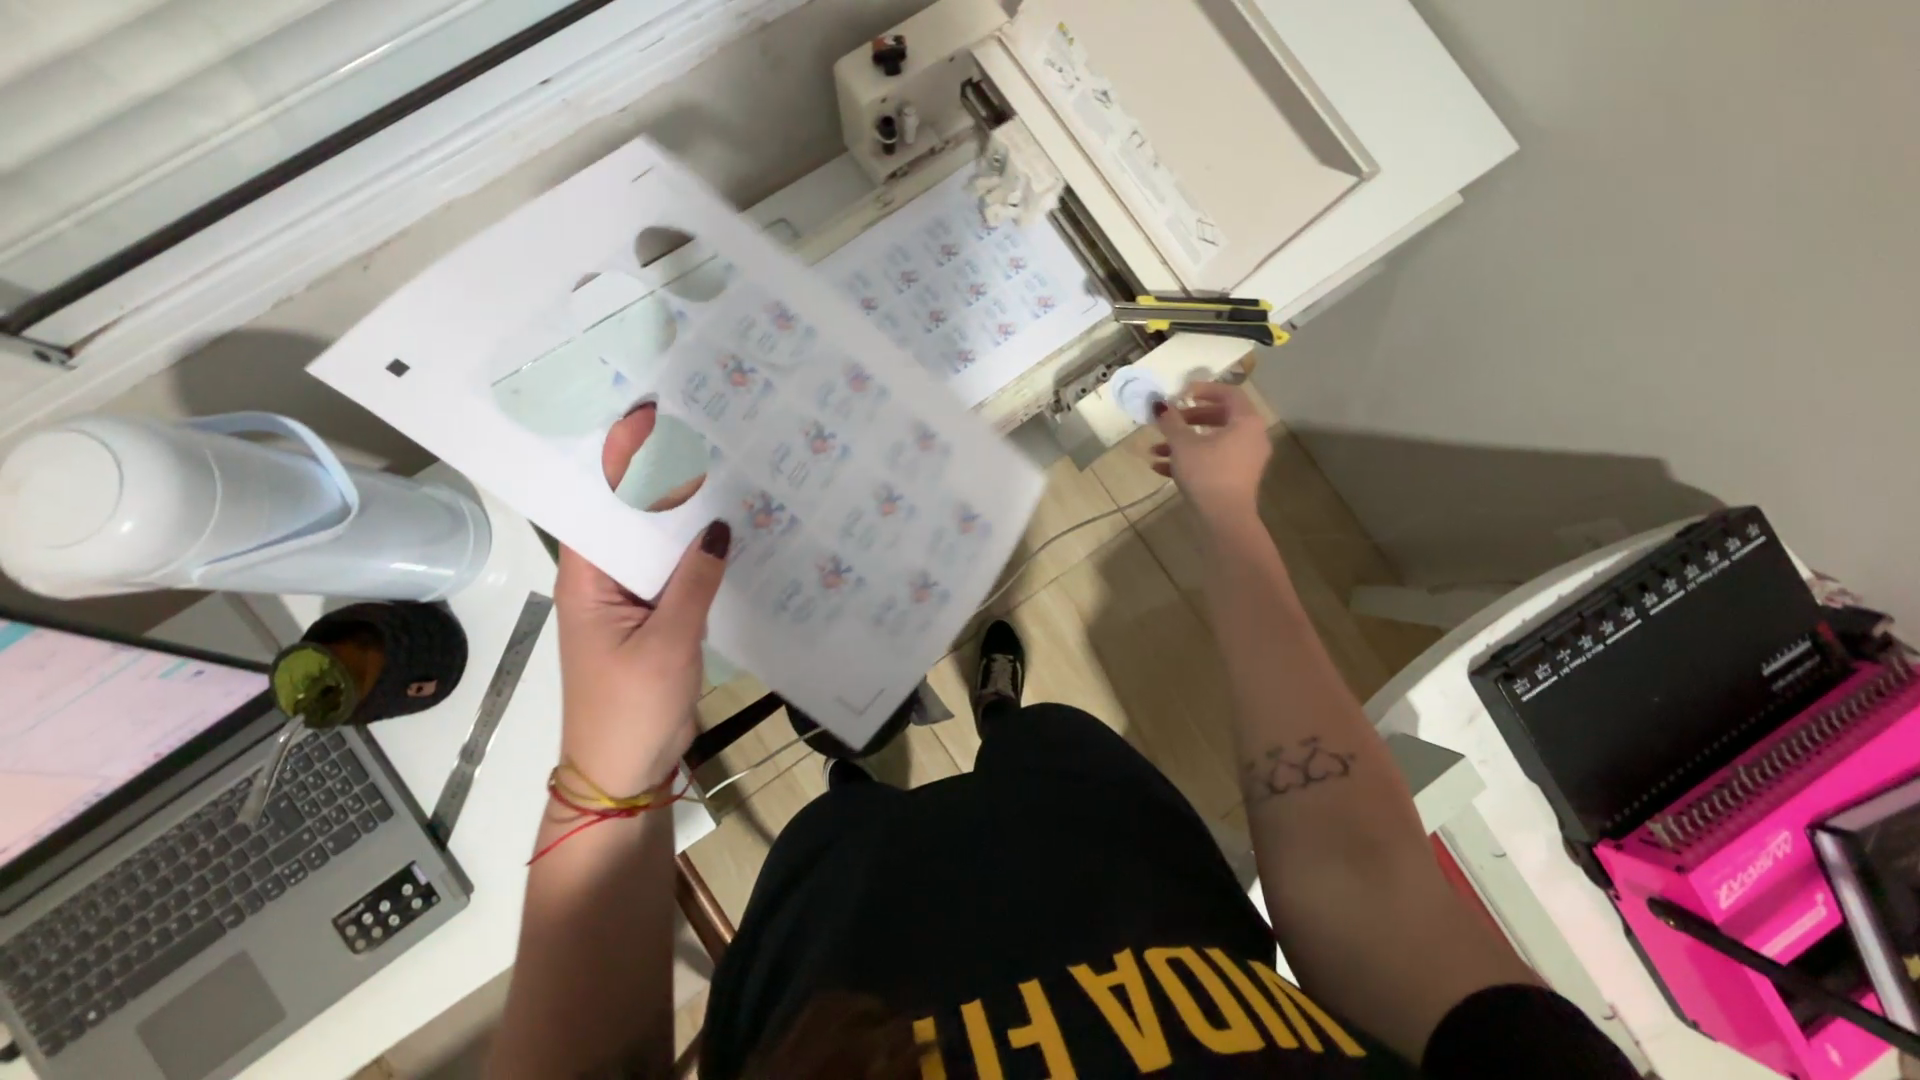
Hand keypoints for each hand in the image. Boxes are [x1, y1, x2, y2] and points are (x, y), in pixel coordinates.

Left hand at [553, 403, 729, 794]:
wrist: (625, 772)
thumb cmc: (631, 707)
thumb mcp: (668, 641)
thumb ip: (695, 582)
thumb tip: (718, 526)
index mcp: (587, 580)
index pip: (599, 508)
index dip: (623, 467)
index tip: (656, 424)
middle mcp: (604, 583)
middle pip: (632, 524)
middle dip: (666, 489)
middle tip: (708, 443)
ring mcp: (630, 604)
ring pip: (658, 552)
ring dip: (687, 527)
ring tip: (728, 479)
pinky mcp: (655, 623)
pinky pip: (676, 581)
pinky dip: (699, 563)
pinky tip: (732, 538)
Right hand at [1152, 382, 1270, 527]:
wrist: (1224, 518)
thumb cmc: (1207, 473)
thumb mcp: (1183, 444)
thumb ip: (1171, 421)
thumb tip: (1159, 405)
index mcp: (1246, 422)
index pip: (1229, 393)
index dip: (1204, 389)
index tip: (1181, 393)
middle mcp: (1252, 437)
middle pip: (1219, 418)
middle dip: (1188, 420)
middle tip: (1168, 421)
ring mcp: (1246, 459)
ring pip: (1212, 442)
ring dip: (1182, 444)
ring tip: (1155, 450)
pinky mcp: (1236, 478)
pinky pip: (1213, 461)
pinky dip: (1190, 460)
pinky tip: (1160, 469)